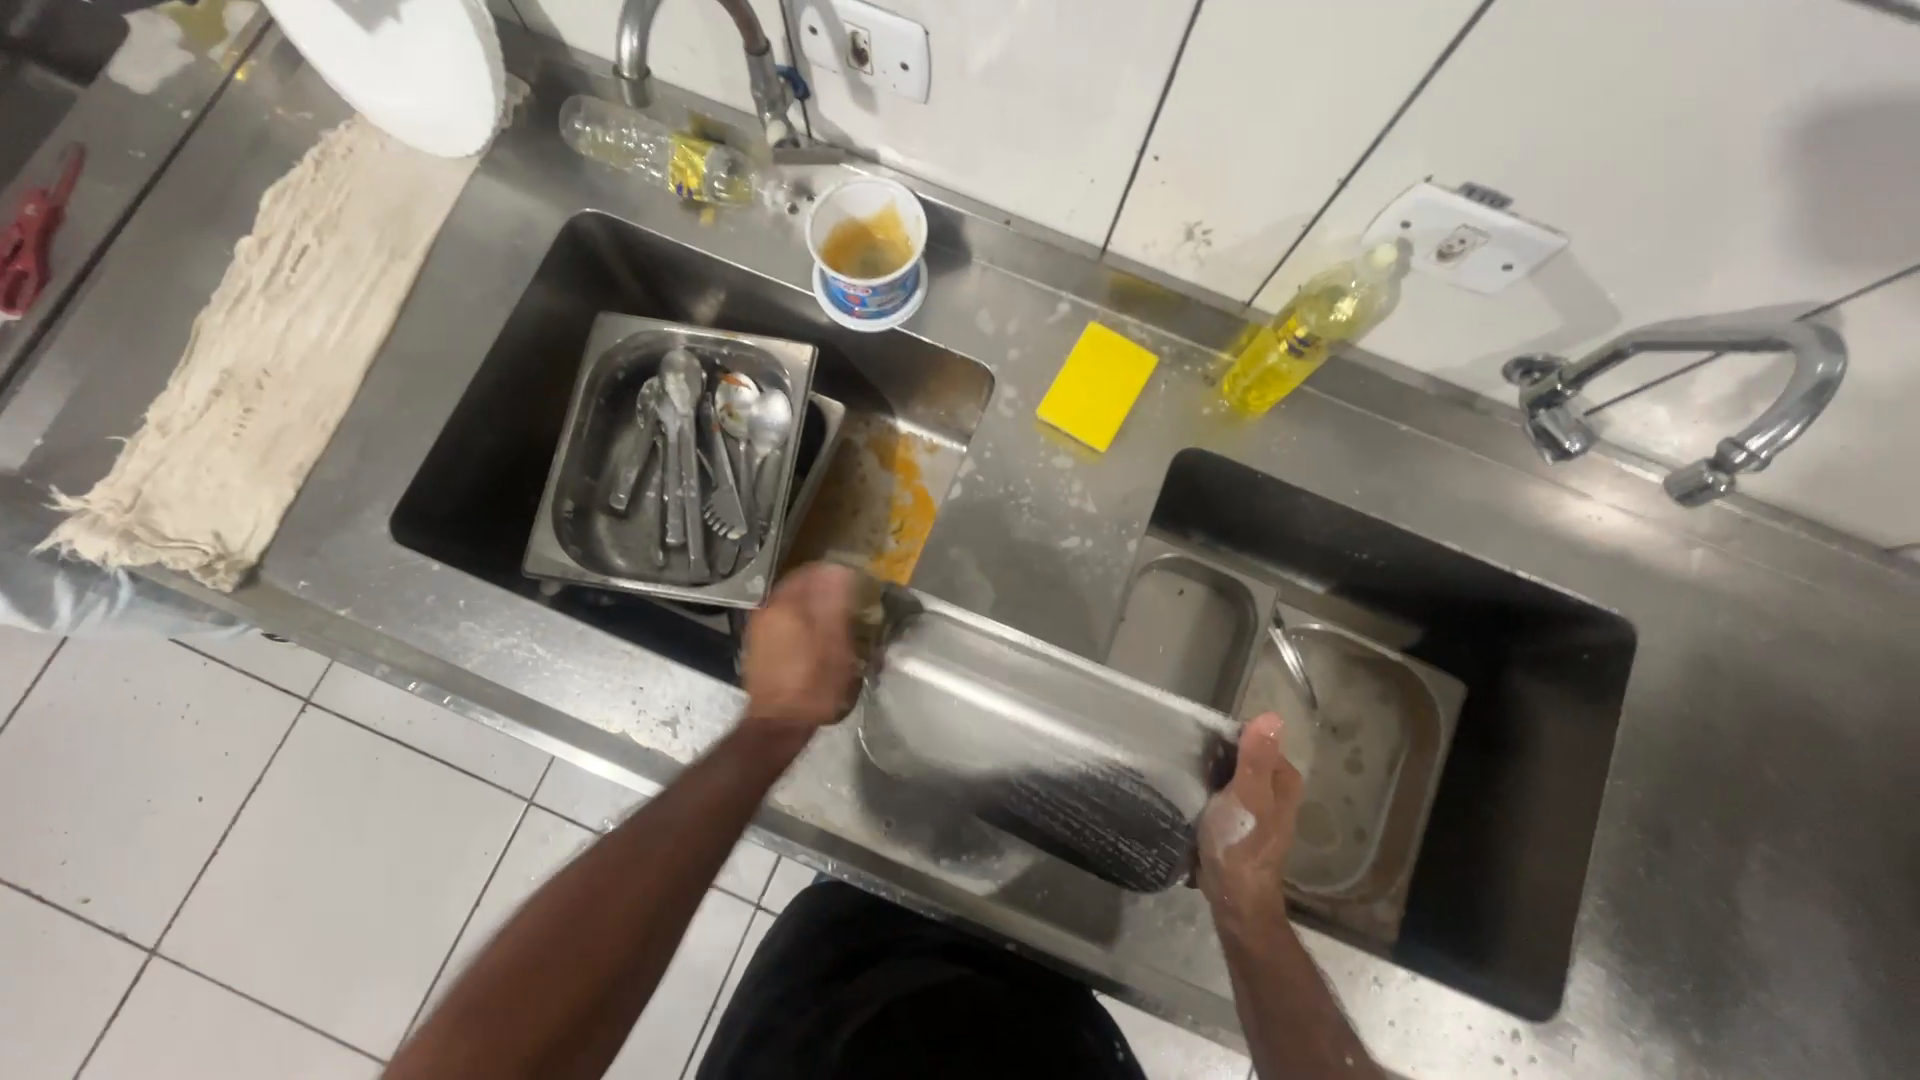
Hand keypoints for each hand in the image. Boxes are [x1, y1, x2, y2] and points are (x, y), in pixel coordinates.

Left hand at [741, 562, 862, 736]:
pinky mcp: (756, 642)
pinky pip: (781, 616)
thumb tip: (840, 572)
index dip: (836, 573)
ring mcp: (759, 625)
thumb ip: (836, 605)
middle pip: (799, 583)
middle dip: (823, 586)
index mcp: (789, 604)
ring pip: (789, 599)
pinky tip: (813, 634)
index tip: (855, 583)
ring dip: (811, 602)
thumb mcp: (837, 647)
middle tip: (846, 598)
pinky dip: (799, 617)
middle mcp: (769, 608)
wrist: (778, 723)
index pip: (813, 570)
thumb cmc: (814, 686)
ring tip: (832, 616)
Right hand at [1197, 713, 1303, 941]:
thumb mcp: (1247, 794)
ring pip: (1228, 776)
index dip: (1226, 738)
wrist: (1234, 895)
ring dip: (1207, 775)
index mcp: (1283, 779)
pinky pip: (1221, 796)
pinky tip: (1188, 795)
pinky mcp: (1239, 823)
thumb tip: (1272, 715)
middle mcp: (1275, 790)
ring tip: (1183, 775)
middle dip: (1214, 757)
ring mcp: (1257, 808)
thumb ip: (1256, 756)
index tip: (1199, 746)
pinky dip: (1206, 793)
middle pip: (1240, 757)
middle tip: (1187, 761)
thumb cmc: (1241, 842)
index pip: (1253, 739)